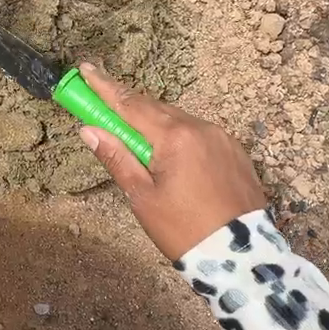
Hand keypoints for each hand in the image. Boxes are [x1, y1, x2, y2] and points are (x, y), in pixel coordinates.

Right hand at [73, 63, 268, 259]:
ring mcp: (222, 138)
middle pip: (154, 109)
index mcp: (176, 137)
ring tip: (135, 140)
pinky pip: (197, 133)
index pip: (130, 104)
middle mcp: (201, 128)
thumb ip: (116, 157)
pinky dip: (177, 136)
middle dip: (126, 107)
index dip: (104, 86)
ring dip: (153, 124)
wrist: (243, 260)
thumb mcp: (142, 197)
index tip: (85, 68)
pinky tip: (168, 154)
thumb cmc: (184, 230)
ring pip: (177, 120)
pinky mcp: (235, 152)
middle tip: (100, 107)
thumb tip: (88, 130)